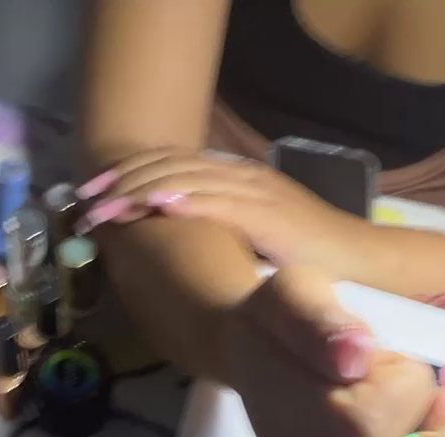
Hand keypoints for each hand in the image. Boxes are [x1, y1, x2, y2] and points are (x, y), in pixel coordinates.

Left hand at [77, 149, 370, 272]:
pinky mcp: (265, 215)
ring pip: (185, 180)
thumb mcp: (258, 238)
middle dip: (122, 181)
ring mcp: (253, 192)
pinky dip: (184, 200)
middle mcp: (240, 176)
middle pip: (170, 166)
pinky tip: (156, 204)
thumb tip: (185, 243)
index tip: (96, 195)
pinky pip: (218, 202)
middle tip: (84, 201)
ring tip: (104, 207)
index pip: (174, 165)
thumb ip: (224, 232)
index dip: (131, 175)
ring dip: (139, 191)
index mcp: (236, 179)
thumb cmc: (310, 258)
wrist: (360, 262)